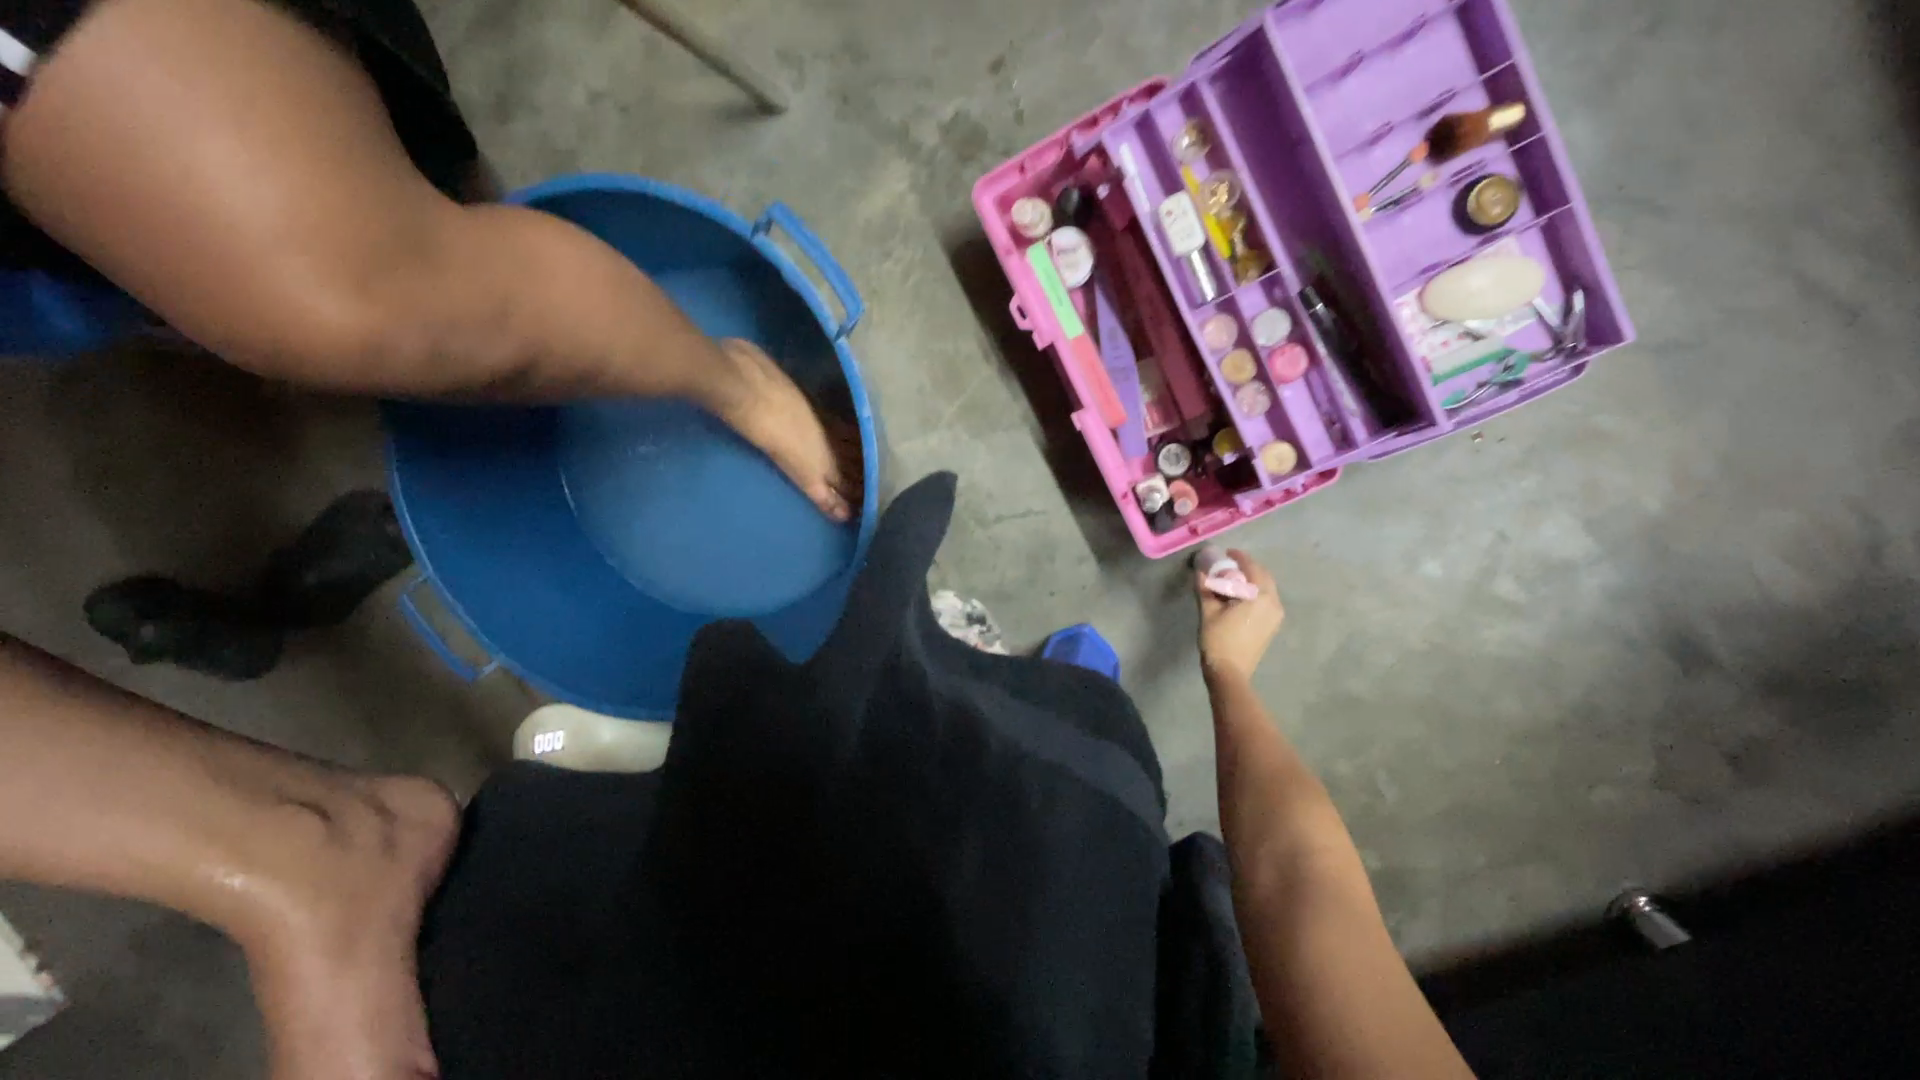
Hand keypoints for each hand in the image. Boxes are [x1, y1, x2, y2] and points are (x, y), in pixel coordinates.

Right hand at [1195, 549, 1282, 683]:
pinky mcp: (1273, 624)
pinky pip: (1267, 599)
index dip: (1239, 557)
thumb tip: (1200, 572)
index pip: (1252, 568)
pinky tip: (1240, 596)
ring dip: (1252, 580)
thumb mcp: (1208, 612)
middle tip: (1229, 565)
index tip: (1227, 553)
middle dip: (1247, 567)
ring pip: (1266, 588)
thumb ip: (1205, 588)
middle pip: (1263, 576)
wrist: (1230, 672)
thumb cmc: (1218, 640)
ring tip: (1233, 580)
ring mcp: (1276, 615)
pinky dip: (1255, 592)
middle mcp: (1273, 602)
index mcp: (1260, 596)